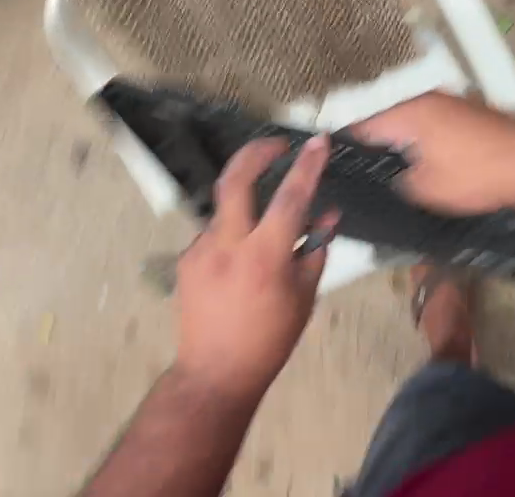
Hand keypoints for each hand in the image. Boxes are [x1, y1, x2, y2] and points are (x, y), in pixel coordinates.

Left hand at [174, 136, 335, 401]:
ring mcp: (201, 250)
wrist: (214, 374)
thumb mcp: (304, 296)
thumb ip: (315, 248)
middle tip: (276, 144)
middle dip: (255, 151)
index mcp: (264, 256)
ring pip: (225, 206)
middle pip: (235, 178)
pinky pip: (215, 231)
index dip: (307, 165)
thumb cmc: (270, 338)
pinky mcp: (186, 259)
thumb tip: (327, 213)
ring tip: (263, 226)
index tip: (318, 141)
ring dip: (246, 202)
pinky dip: (233, 232)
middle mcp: (228, 245)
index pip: (290, 197)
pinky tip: (240, 258)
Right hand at [355, 93, 514, 214]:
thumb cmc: (479, 173)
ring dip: (399, 137)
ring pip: (409, 118)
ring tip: (392, 163)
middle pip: (385, 117)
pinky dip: (422, 136)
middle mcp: (425, 99)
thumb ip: (399, 181)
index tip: (332, 154)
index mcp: (407, 113)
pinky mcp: (466, 110)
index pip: (362, 124)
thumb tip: (394, 178)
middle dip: (373, 139)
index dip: (346, 143)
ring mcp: (448, 101)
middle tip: (361, 164)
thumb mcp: (425, 190)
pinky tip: (425, 157)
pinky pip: (431, 120)